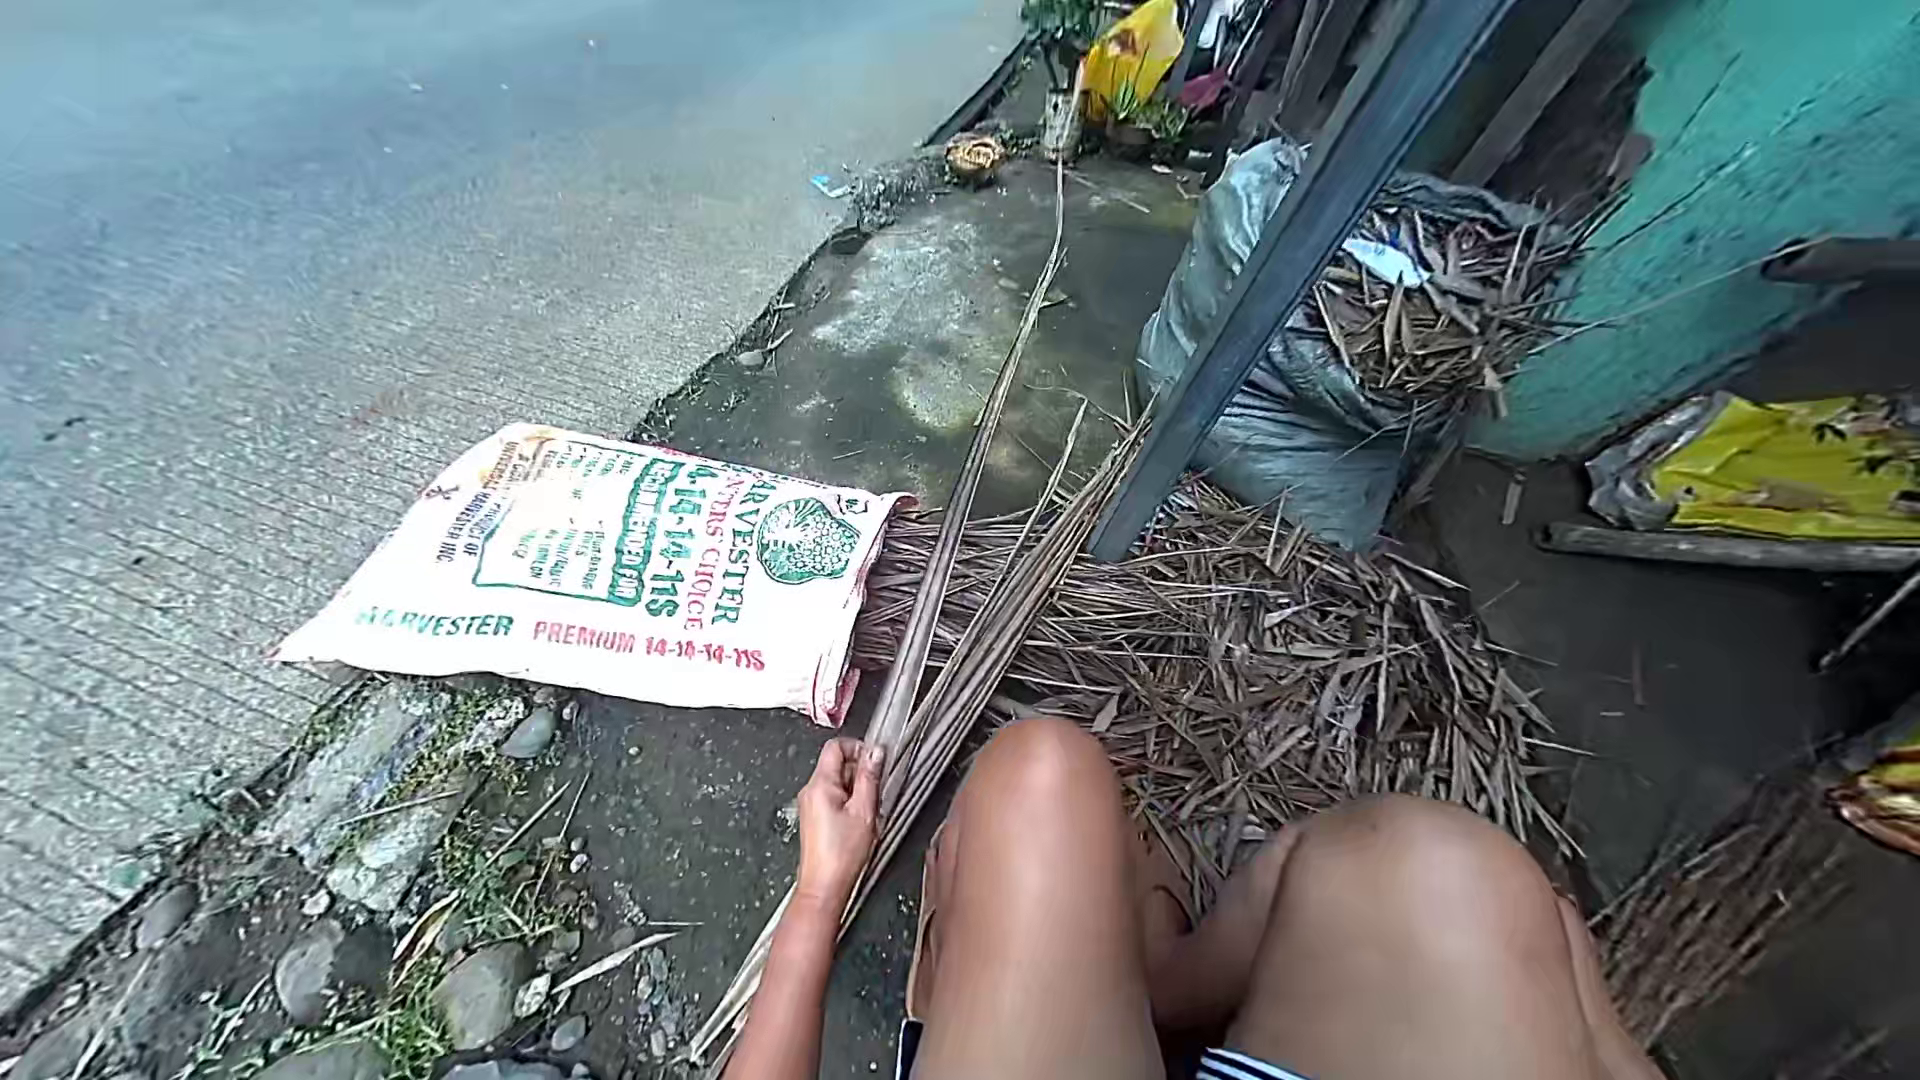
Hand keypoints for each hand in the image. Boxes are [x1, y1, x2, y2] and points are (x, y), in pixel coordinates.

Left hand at [794, 738, 882, 909]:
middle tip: (874, 791)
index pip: (836, 746)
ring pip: (838, 781)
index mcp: (820, 784)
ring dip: (856, 789)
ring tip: (866, 811)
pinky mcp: (815, 817)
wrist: (824, 888)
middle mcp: (811, 791)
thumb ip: (870, 777)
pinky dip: (849, 802)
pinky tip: (858, 820)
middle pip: (838, 763)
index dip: (857, 747)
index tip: (874, 760)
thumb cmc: (840, 856)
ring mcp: (811, 804)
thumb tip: (875, 752)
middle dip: (859, 772)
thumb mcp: (864, 811)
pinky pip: (834, 796)